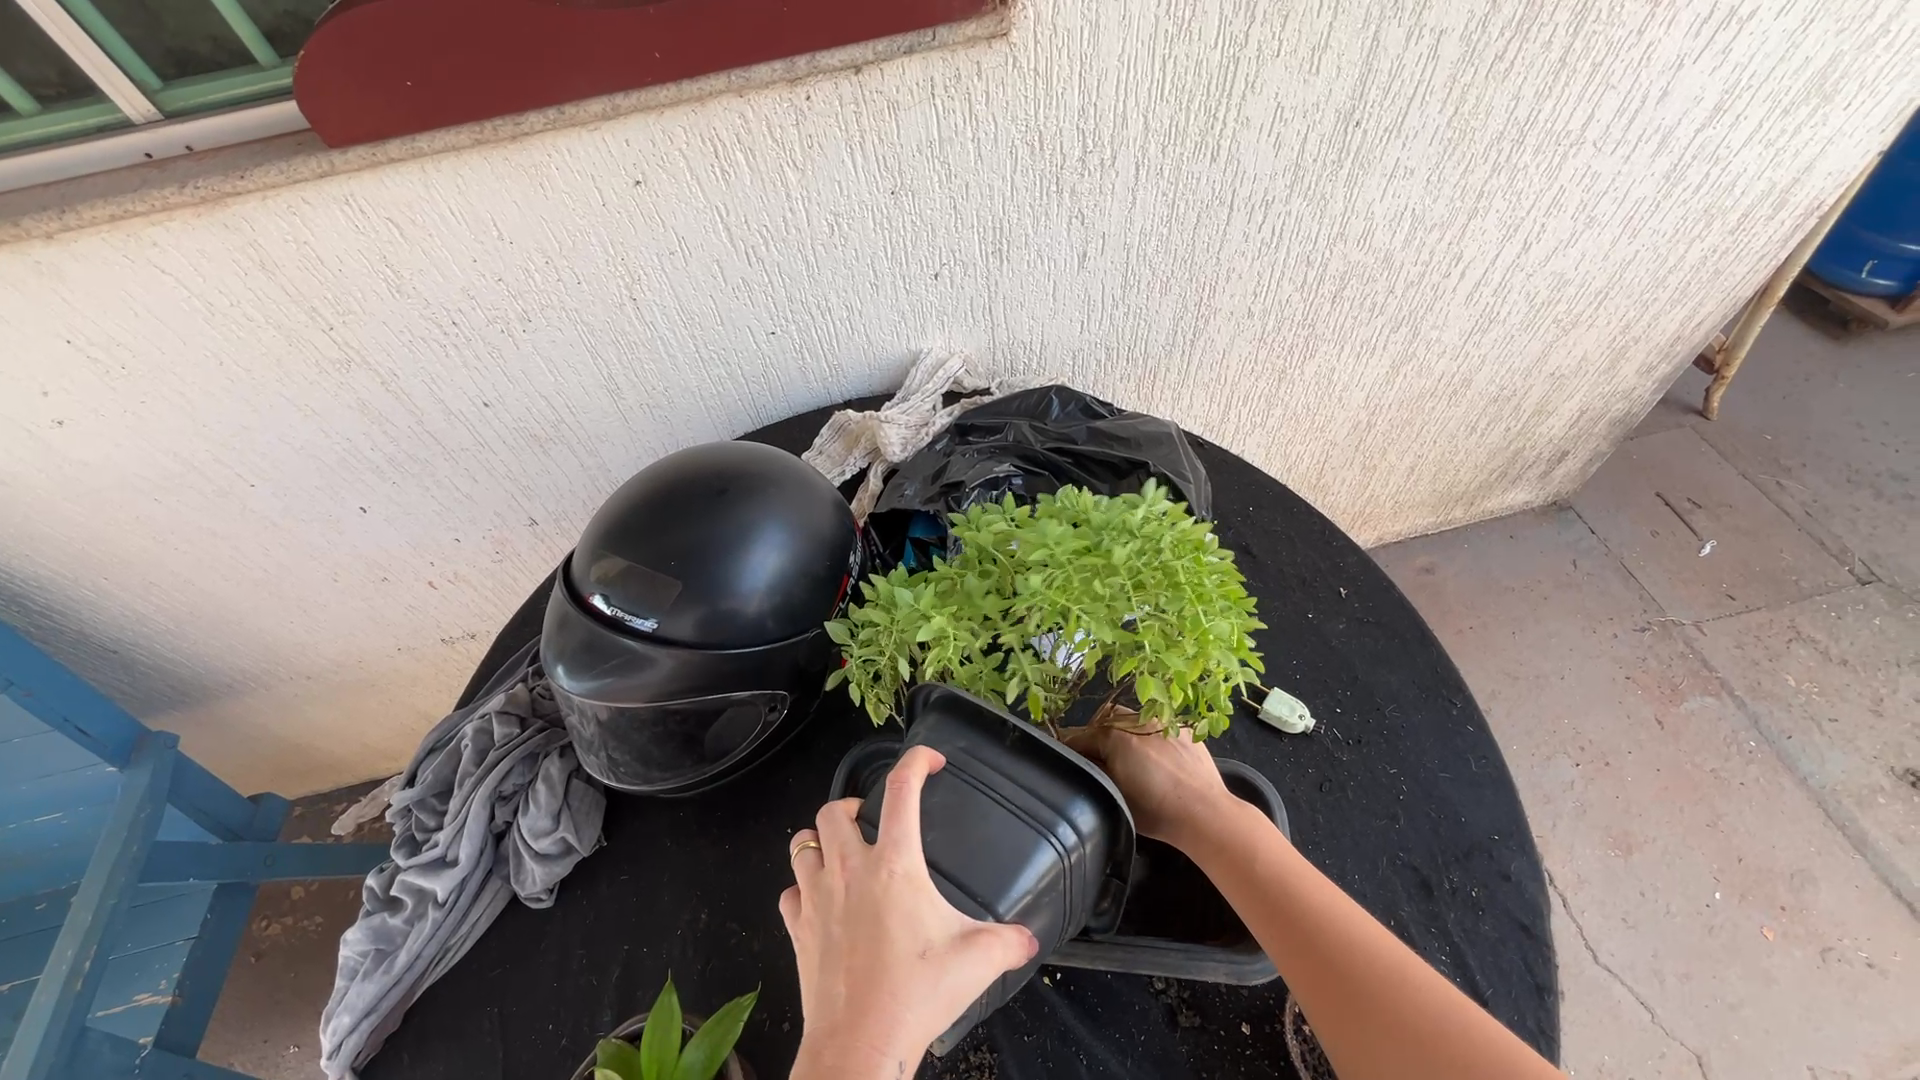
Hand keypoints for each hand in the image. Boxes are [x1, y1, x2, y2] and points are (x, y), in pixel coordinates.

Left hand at [780, 746, 1038, 1078]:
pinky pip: (790, 893)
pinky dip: (803, 888)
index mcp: (894, 865)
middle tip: (872, 821)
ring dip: (820, 840)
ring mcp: (817, 898)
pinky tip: (821, 901)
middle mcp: (849, 870)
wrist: (859, 1046)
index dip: (916, 760)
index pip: (901, 789)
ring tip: (842, 852)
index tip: (930, 760)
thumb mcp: (976, 961)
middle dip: (853, 806)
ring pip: (801, 843)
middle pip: (834, 810)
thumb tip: (1029, 938)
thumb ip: (1009, 941)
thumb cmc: (915, 996)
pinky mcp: (798, 928)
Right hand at [1060, 717, 1235, 851]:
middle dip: (1097, 736)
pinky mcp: (1184, 731)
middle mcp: (1138, 720)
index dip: (1070, 748)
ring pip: (1133, 720)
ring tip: (1128, 757)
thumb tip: (1080, 756)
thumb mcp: (1112, 793)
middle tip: (1098, 759)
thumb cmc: (1155, 809)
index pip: (1080, 736)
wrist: (1204, 814)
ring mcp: (1164, 723)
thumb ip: (1092, 768)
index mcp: (1115, 735)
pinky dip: (1150, 738)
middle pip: (1105, 720)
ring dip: (1124, 733)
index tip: (1067, 757)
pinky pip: (1158, 727)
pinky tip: (1156, 758)